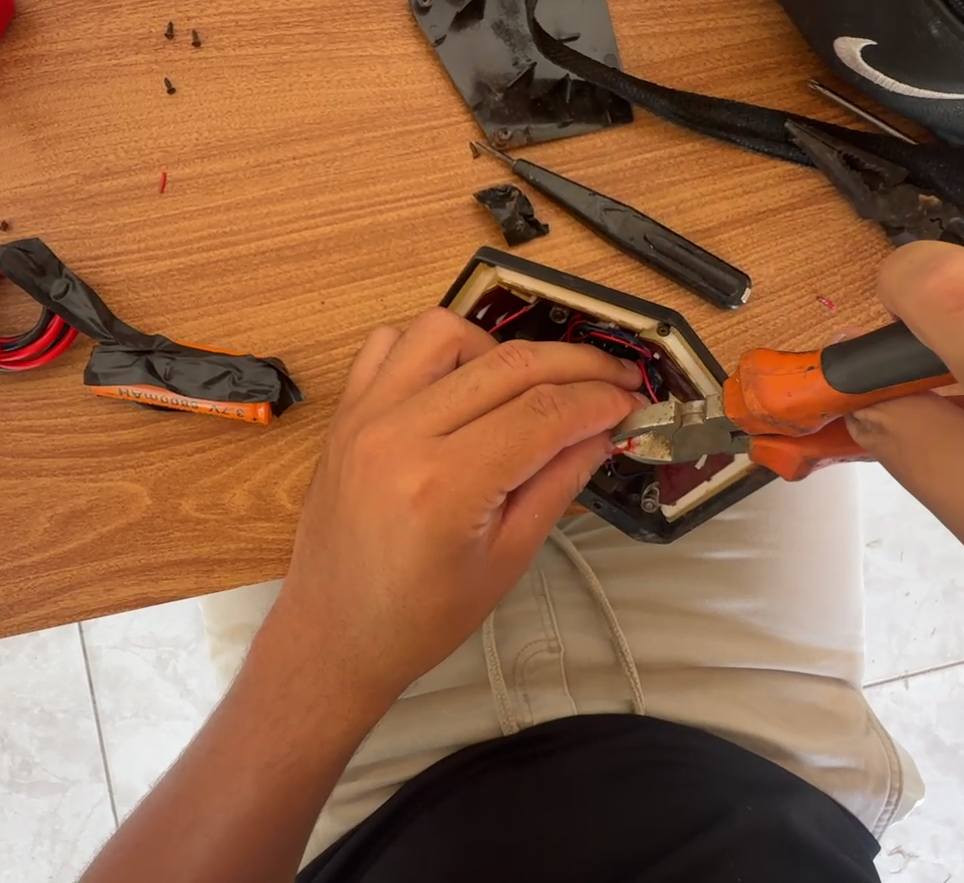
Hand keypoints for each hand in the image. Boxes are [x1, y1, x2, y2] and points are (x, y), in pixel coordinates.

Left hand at [262, 308, 642, 713]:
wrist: (332, 633)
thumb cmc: (420, 617)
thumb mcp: (508, 559)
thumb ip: (558, 483)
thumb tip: (602, 428)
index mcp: (444, 485)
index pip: (543, 413)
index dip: (599, 400)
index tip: (632, 402)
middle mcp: (399, 433)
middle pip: (507, 363)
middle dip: (576, 364)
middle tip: (614, 378)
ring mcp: (365, 415)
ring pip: (445, 331)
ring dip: (500, 347)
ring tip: (525, 386)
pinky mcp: (346, 411)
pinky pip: (390, 343)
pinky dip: (433, 348)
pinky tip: (458, 382)